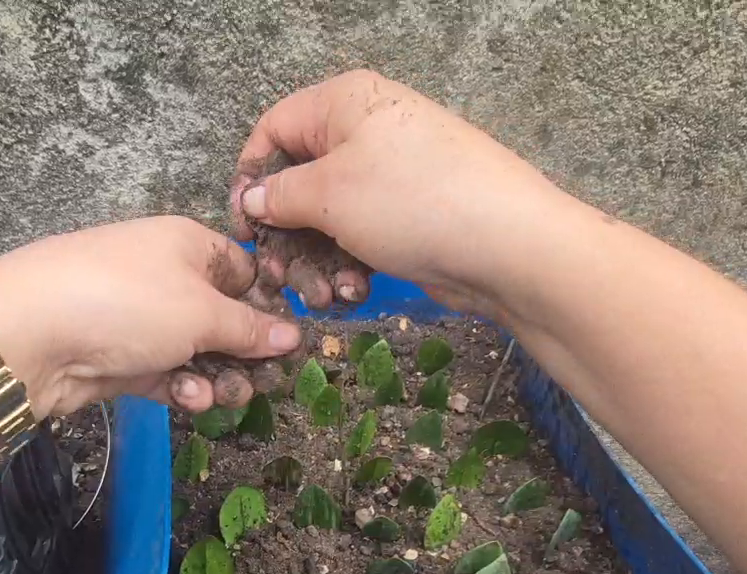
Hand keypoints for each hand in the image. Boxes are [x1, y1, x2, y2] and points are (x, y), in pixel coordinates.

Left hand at [0, 217, 300, 416]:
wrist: (33, 335)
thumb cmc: (129, 303)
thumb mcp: (202, 312)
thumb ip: (250, 328)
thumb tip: (294, 334)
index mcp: (190, 245)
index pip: (246, 273)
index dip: (270, 308)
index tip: (289, 343)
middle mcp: (168, 278)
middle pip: (226, 320)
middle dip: (245, 355)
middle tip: (260, 382)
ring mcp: (144, 320)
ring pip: (199, 354)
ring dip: (216, 378)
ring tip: (218, 395)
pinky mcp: (124, 358)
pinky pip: (169, 374)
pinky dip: (181, 388)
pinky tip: (186, 399)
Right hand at [229, 71, 570, 319]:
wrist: (502, 245)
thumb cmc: (409, 201)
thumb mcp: (330, 193)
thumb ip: (281, 195)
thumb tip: (254, 199)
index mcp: (343, 104)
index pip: (274, 130)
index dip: (251, 177)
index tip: (244, 228)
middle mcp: (364, 136)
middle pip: (299, 186)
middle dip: (287, 238)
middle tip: (278, 280)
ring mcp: (388, 181)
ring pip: (328, 223)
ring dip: (318, 265)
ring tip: (326, 296)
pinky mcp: (405, 222)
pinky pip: (360, 242)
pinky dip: (352, 269)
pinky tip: (356, 293)